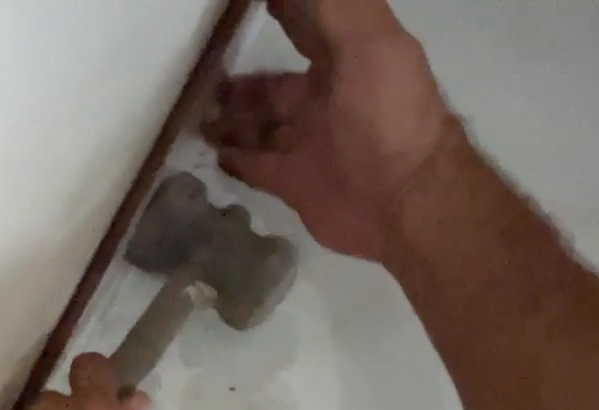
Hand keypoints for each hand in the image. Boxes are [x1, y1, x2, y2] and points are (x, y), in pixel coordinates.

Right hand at [203, 0, 455, 260]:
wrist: (402, 201)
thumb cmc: (388, 117)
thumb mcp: (369, 44)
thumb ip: (333, 7)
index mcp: (345, 61)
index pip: (306, 27)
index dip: (282, 11)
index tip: (245, 6)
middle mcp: (324, 100)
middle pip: (272, 86)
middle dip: (239, 82)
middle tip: (200, 76)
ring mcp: (308, 144)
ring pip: (259, 127)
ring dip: (229, 121)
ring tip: (196, 116)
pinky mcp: (294, 184)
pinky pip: (256, 168)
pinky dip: (235, 161)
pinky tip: (212, 153)